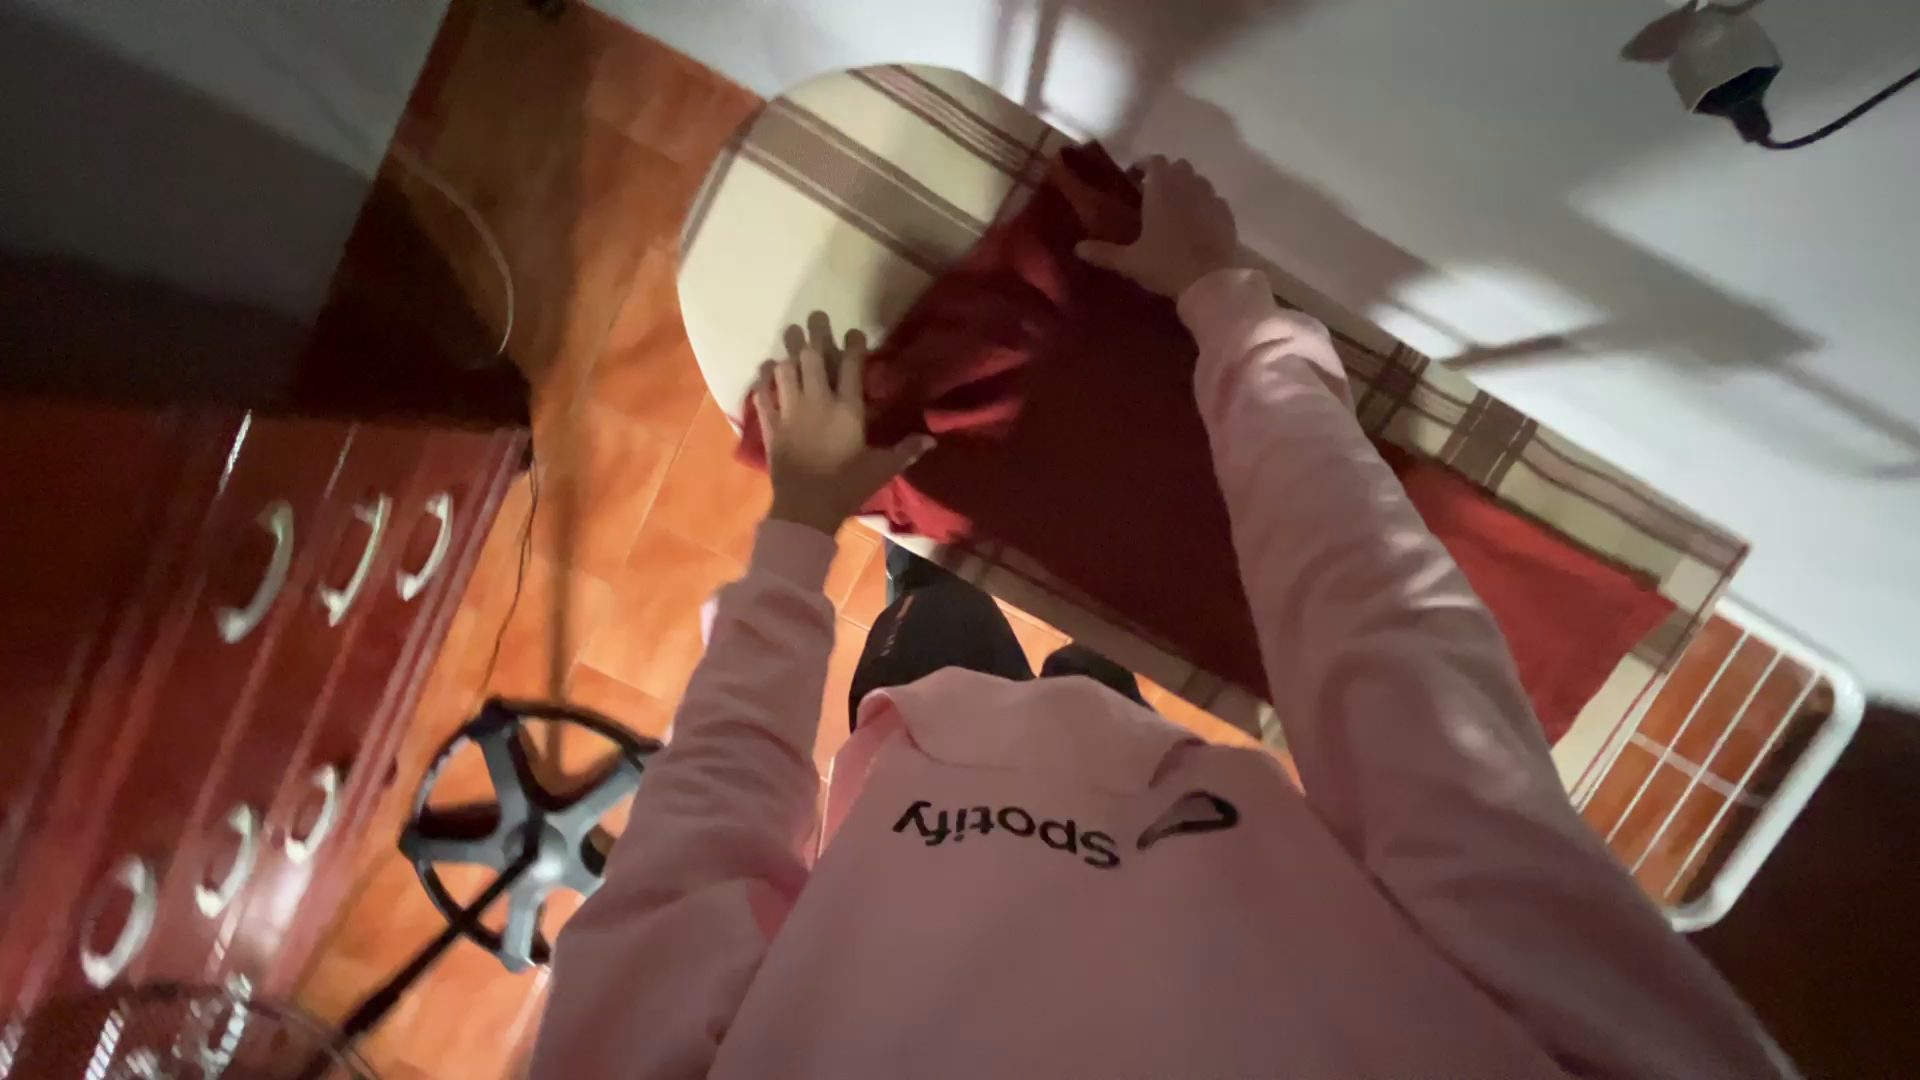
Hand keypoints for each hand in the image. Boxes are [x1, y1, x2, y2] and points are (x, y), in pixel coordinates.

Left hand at [755, 314, 933, 535]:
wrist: (806, 508)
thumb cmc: (847, 487)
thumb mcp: (881, 469)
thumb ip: (905, 450)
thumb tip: (932, 440)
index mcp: (848, 410)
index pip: (852, 367)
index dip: (854, 345)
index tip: (853, 332)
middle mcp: (817, 402)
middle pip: (813, 358)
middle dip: (814, 334)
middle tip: (814, 316)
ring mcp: (790, 411)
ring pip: (786, 370)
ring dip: (788, 352)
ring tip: (790, 336)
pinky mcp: (770, 425)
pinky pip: (763, 394)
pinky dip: (764, 379)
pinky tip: (766, 369)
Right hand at [1074, 156, 1239, 298]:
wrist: (1209, 280)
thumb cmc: (1165, 265)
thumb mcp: (1130, 261)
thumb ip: (1104, 252)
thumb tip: (1077, 249)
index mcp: (1161, 188)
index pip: (1153, 161)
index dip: (1143, 167)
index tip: (1134, 181)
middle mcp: (1187, 183)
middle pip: (1177, 167)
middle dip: (1166, 176)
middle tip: (1153, 197)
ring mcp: (1210, 196)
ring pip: (1197, 181)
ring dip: (1186, 189)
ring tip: (1175, 211)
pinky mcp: (1226, 212)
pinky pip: (1213, 200)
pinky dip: (1203, 206)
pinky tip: (1196, 226)